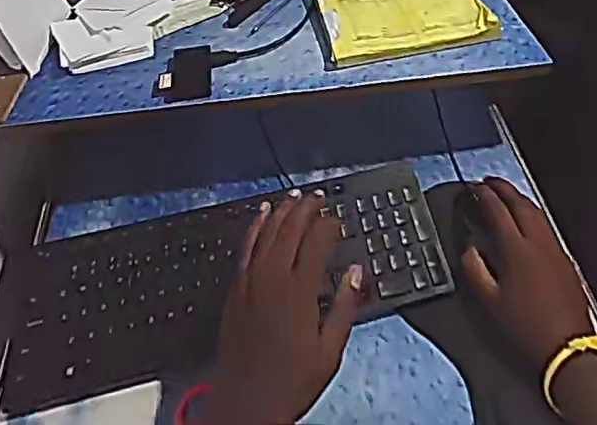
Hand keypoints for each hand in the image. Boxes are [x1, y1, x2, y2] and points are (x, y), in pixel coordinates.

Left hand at [203, 189, 362, 423]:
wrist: (247, 399)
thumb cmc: (291, 379)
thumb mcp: (329, 351)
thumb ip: (346, 307)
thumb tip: (359, 273)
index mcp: (299, 290)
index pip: (316, 242)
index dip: (329, 226)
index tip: (339, 221)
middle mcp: (273, 276)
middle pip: (291, 228)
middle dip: (307, 208)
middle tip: (319, 197)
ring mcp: (252, 276)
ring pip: (268, 229)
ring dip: (283, 209)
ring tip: (296, 197)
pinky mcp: (237, 282)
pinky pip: (247, 242)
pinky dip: (256, 223)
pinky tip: (262, 212)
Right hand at [459, 178, 596, 424]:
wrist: (569, 352)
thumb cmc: (526, 327)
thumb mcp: (489, 300)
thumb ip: (474, 268)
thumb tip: (470, 248)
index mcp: (516, 250)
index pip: (498, 210)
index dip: (484, 195)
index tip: (474, 187)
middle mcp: (538, 244)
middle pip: (521, 204)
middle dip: (503, 188)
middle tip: (489, 182)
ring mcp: (556, 251)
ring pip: (538, 213)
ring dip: (520, 198)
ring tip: (506, 195)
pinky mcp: (567, 262)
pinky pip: (547, 226)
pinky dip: (533, 214)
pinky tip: (527, 221)